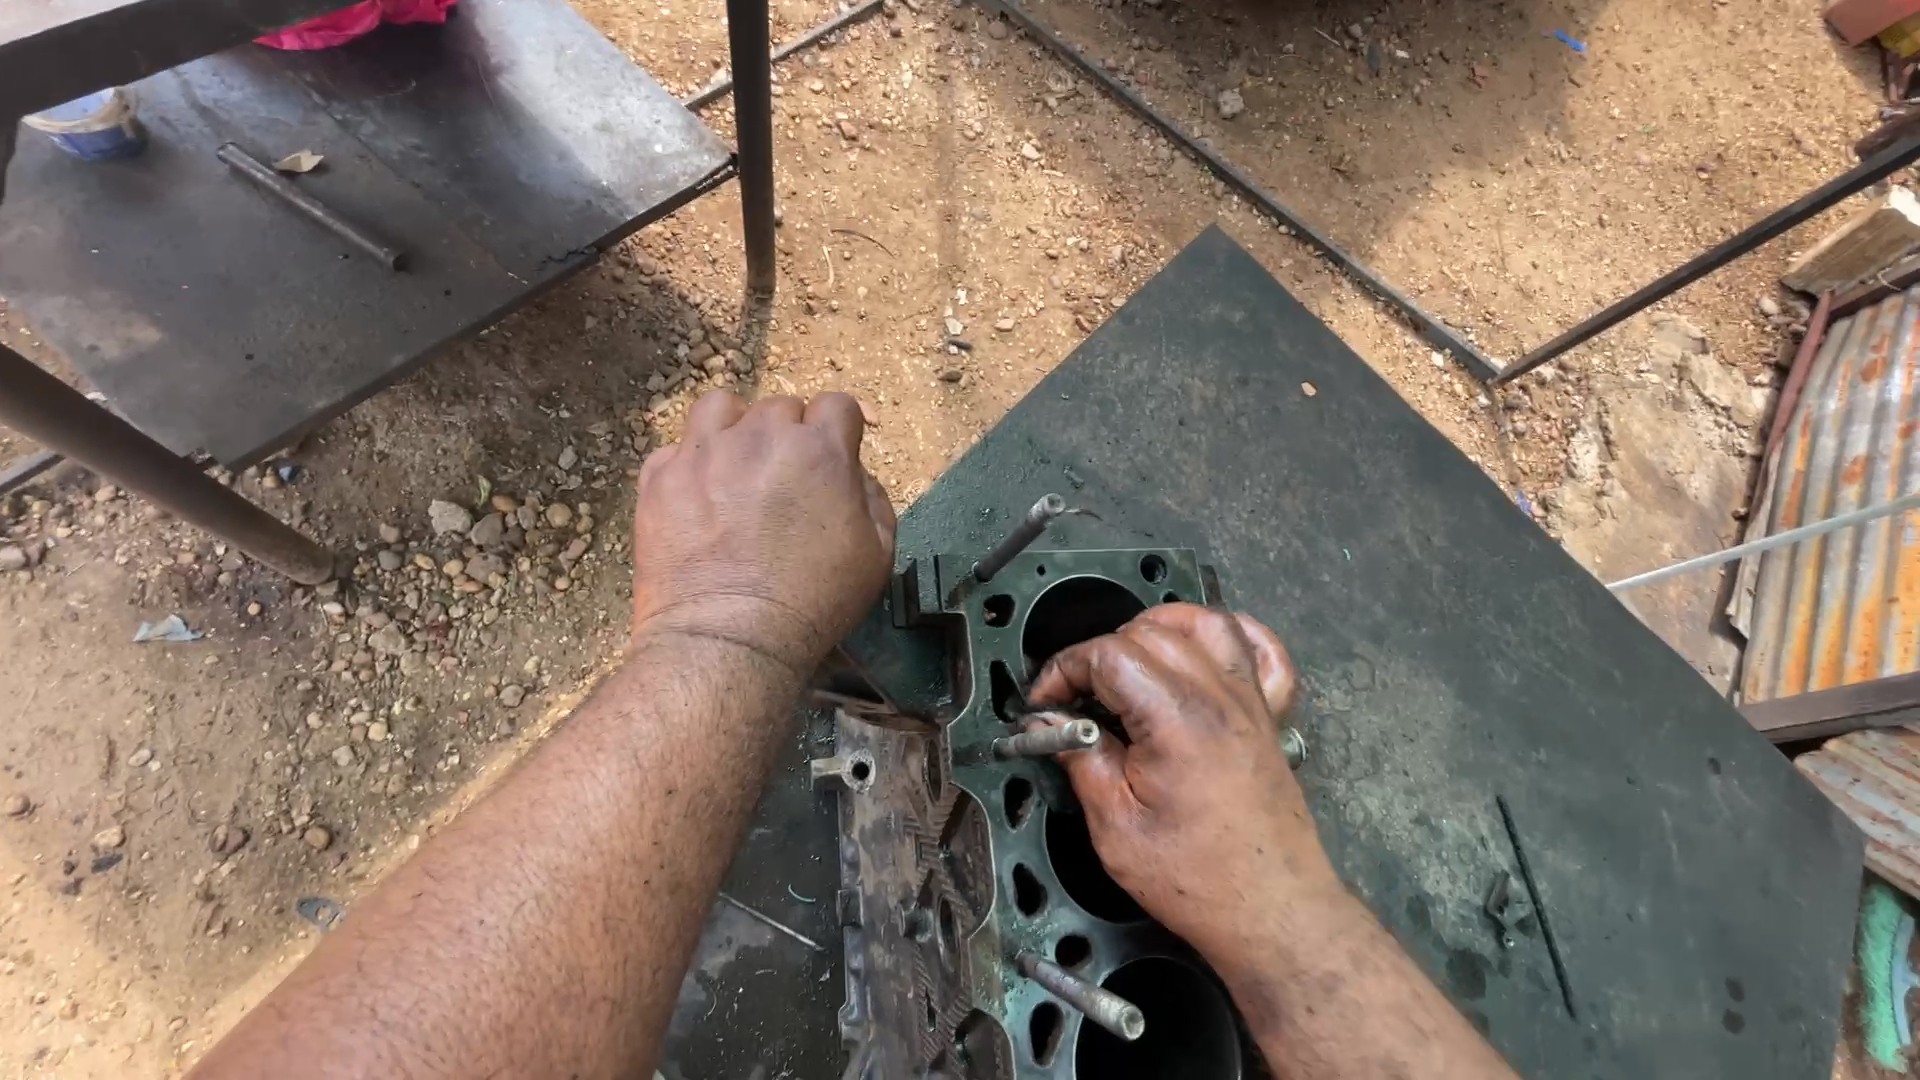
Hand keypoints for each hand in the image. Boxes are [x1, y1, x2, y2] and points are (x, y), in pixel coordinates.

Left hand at [630, 391, 895, 677]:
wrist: (730, 639)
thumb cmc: (814, 602)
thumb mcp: (878, 555)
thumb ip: (873, 497)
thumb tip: (852, 473)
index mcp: (819, 450)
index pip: (838, 404)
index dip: (844, 426)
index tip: (841, 447)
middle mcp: (761, 437)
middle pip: (782, 407)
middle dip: (793, 435)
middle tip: (791, 478)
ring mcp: (703, 453)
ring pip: (723, 408)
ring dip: (738, 428)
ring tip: (739, 463)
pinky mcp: (660, 477)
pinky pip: (678, 447)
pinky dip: (693, 462)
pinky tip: (701, 493)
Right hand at [1026, 604, 1339, 961]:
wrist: (1273, 913)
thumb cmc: (1196, 878)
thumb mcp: (1115, 826)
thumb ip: (1079, 759)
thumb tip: (1049, 721)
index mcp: (1175, 718)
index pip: (1107, 654)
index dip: (1063, 670)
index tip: (1045, 703)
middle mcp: (1217, 695)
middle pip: (1148, 631)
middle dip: (1099, 653)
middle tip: (1077, 697)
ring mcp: (1250, 700)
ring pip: (1204, 622)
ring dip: (1157, 628)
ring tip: (1128, 661)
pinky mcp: (1269, 715)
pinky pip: (1262, 649)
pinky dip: (1229, 635)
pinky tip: (1201, 648)